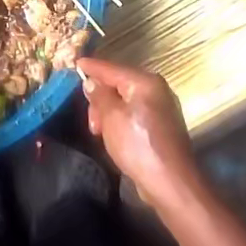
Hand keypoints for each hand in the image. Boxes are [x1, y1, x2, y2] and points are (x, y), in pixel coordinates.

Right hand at [76, 57, 203, 209]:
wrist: (169, 181)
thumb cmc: (137, 144)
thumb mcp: (111, 117)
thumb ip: (100, 96)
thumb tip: (92, 82)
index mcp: (146, 82)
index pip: (112, 69)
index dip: (92, 67)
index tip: (75, 64)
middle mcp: (157, 90)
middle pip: (119, 85)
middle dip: (100, 99)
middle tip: (92, 122)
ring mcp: (161, 109)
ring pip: (125, 102)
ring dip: (108, 113)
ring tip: (99, 132)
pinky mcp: (161, 127)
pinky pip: (133, 115)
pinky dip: (120, 122)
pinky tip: (113, 136)